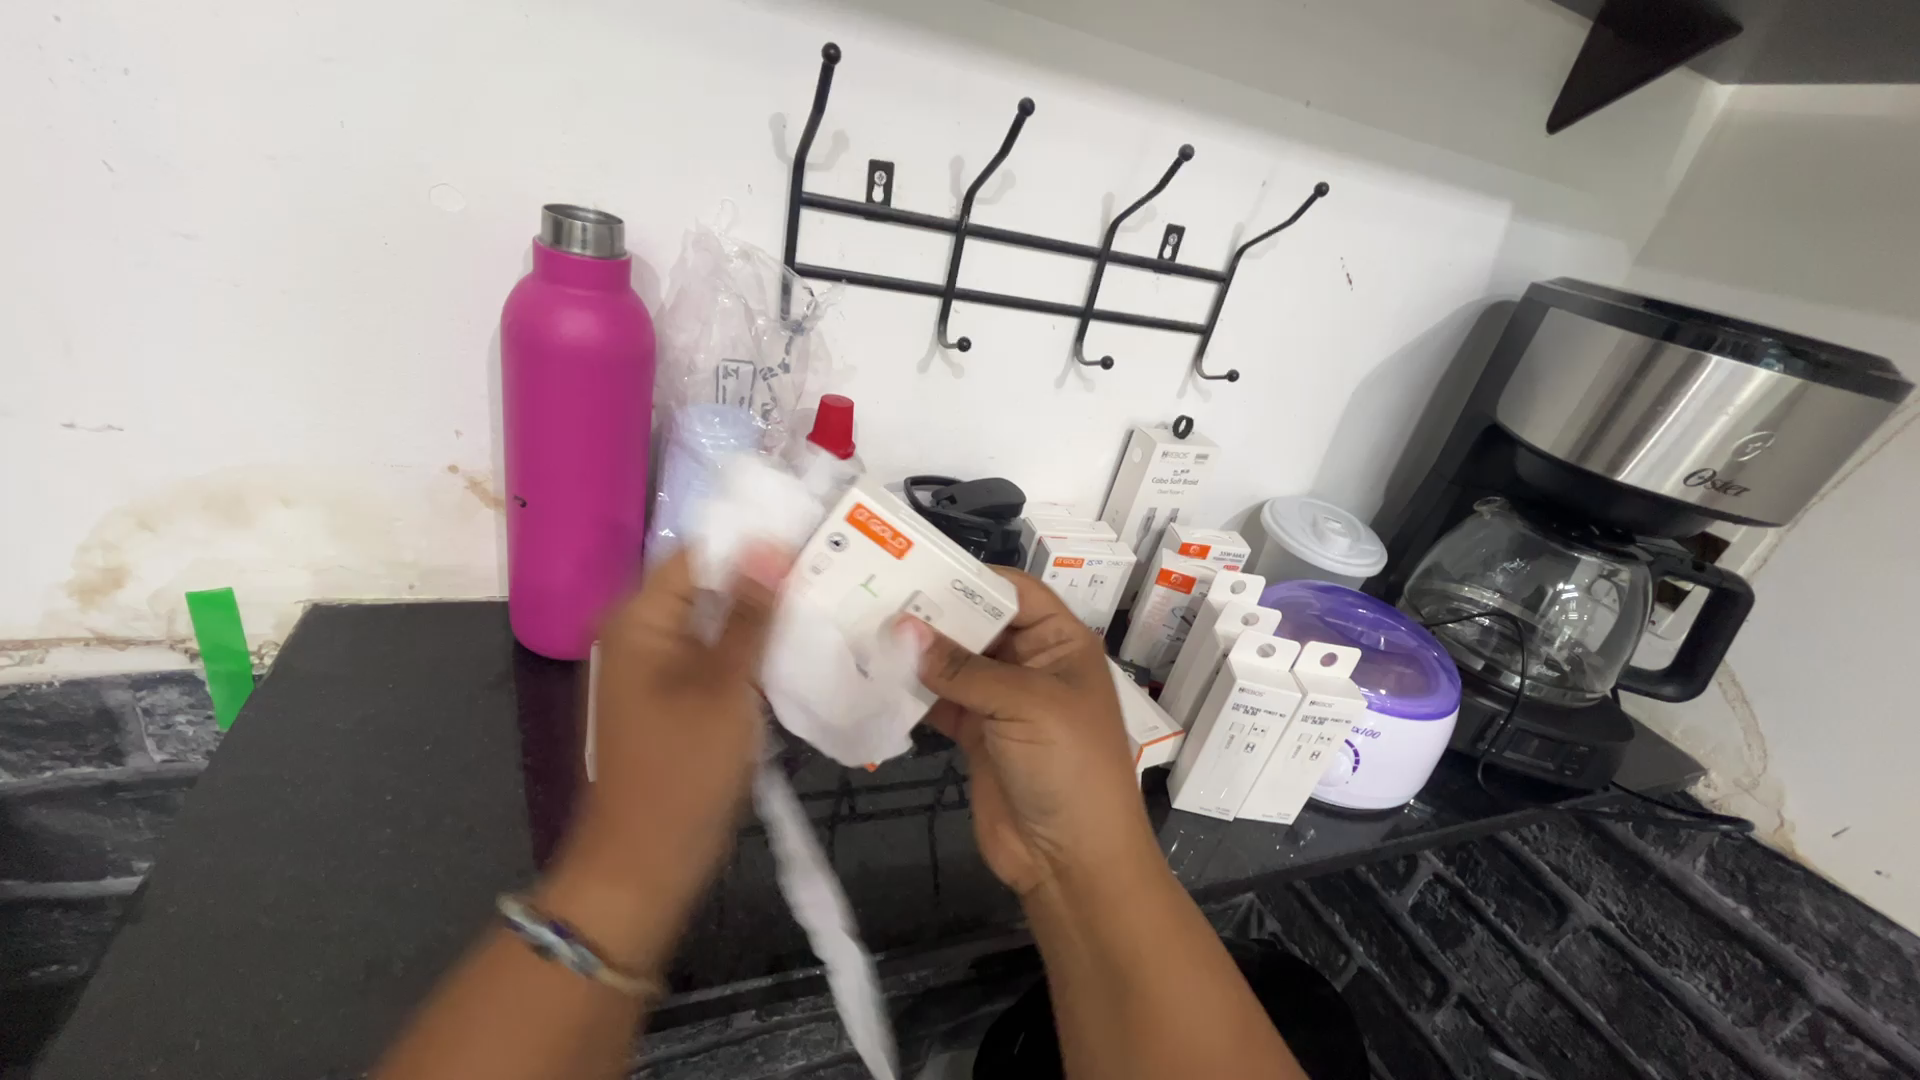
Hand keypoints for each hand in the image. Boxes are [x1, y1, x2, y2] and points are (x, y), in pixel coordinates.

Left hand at [538, 545, 787, 967]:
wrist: (647, 861)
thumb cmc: (683, 769)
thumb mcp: (725, 685)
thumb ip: (748, 613)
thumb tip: (769, 545)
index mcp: (640, 619)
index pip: (701, 553)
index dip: (754, 544)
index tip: (813, 541)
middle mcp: (644, 633)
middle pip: (710, 586)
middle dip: (765, 580)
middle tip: (830, 572)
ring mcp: (660, 668)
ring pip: (719, 622)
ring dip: (764, 617)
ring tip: (825, 602)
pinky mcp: (678, 697)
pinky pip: (718, 656)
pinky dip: (753, 650)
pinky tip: (799, 648)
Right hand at [906, 570, 1159, 896]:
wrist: (1072, 859)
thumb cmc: (1068, 765)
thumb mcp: (1024, 706)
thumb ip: (963, 668)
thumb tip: (903, 629)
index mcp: (1060, 643)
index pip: (1015, 592)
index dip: (972, 577)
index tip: (919, 566)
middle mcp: (1030, 663)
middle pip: (979, 624)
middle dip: (936, 614)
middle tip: (877, 595)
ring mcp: (1002, 700)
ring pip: (955, 662)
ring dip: (918, 652)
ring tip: (866, 629)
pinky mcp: (977, 733)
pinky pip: (941, 701)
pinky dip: (913, 692)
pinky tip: (876, 677)